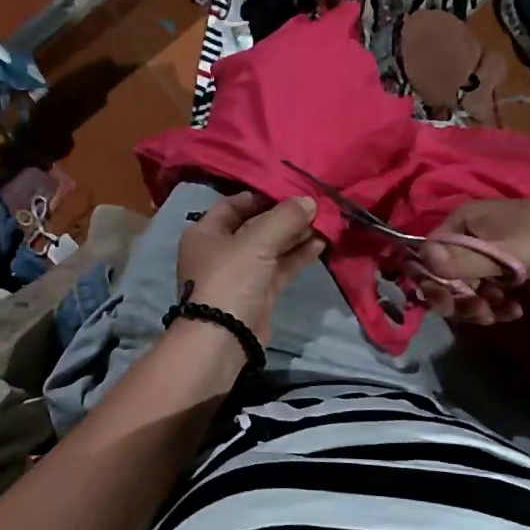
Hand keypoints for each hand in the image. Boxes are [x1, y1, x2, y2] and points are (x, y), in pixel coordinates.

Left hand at [177, 192, 325, 341]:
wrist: (224, 339)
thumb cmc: (230, 280)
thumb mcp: (256, 242)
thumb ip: (285, 218)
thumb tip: (310, 200)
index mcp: (205, 233)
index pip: (233, 205)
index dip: (261, 196)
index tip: (290, 190)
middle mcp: (221, 250)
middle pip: (256, 225)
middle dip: (284, 216)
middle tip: (314, 206)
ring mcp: (240, 273)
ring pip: (271, 247)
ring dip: (295, 235)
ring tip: (323, 223)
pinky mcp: (258, 293)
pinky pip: (280, 267)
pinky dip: (298, 256)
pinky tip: (319, 244)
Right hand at [417, 199, 529, 324]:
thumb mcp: (507, 252)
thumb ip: (463, 259)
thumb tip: (420, 260)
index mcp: (466, 220)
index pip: (429, 253)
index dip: (432, 281)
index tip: (445, 304)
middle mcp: (474, 235)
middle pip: (445, 273)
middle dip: (458, 299)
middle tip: (478, 314)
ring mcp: (493, 254)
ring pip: (467, 287)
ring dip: (478, 306)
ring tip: (500, 314)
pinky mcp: (510, 272)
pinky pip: (488, 293)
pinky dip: (496, 306)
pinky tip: (514, 311)